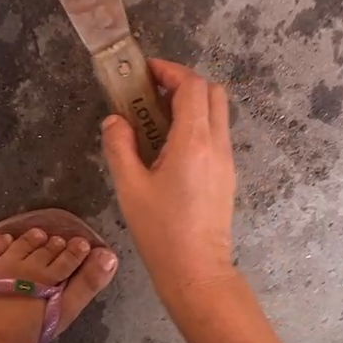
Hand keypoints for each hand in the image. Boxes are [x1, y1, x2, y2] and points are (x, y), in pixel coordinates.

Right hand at [102, 59, 238, 310]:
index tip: (145, 73)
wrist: (196, 271)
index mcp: (193, 141)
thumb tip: (116, 121)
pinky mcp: (226, 178)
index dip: (169, 71)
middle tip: (152, 95)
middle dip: (184, 84)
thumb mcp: (130, 189)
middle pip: (212, 92)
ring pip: (217, 114)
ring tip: (158, 123)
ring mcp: (226, 161)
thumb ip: (120, 147)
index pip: (191, 86)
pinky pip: (216, 137)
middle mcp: (217, 144)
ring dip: (191, 107)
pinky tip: (170, 151)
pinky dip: (197, 128)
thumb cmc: (161, 232)